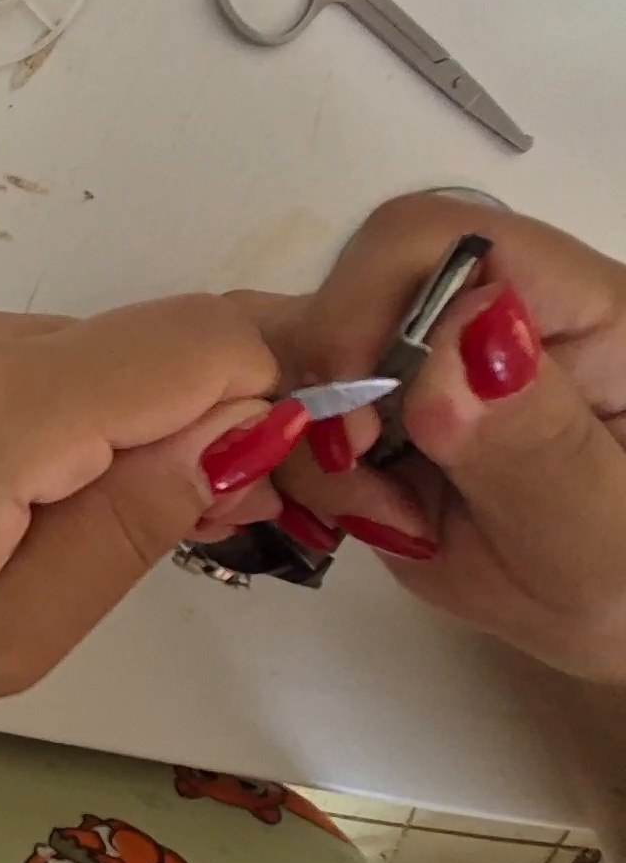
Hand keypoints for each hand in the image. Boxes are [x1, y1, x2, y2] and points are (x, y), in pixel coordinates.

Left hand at [0, 292, 284, 701]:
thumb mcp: (1, 630)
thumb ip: (126, 529)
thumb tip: (229, 443)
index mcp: (3, 407)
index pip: (202, 340)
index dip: (274, 387)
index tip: (275, 470)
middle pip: (144, 341)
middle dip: (196, 416)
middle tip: (172, 518)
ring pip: (77, 349)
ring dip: (109, 417)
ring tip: (49, 519)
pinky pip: (12, 354)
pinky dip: (44, 405)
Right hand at [254, 193, 625, 679]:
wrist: (601, 622)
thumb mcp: (597, 536)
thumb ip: (532, 439)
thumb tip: (465, 334)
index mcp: (575, 314)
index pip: (429, 239)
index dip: (362, 308)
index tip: (356, 421)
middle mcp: (470, 316)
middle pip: (328, 299)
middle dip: (319, 401)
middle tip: (369, 486)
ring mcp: (401, 357)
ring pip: (281, 363)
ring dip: (304, 449)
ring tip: (383, 516)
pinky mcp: (352, 397)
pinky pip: (270, 409)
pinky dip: (292, 467)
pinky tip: (362, 510)